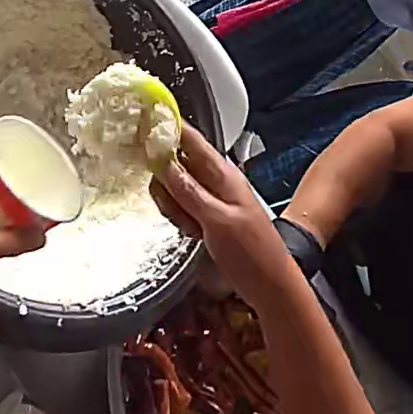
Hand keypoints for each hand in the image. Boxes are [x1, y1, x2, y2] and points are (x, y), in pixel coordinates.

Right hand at [153, 125, 300, 305]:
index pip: (190, 138)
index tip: (140, 125)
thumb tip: (161, 161)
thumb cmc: (254, 254)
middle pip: (173, 163)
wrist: (272, 287)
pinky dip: (179, 218)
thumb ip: (188, 190)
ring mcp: (209, 197)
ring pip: (173, 186)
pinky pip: (180, 205)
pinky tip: (192, 233)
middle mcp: (214, 179)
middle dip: (165, 184)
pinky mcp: (205, 215)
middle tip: (177, 209)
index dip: (166, 127)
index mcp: (222, 172)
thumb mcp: (218, 220)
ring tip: (191, 226)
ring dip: (173, 205)